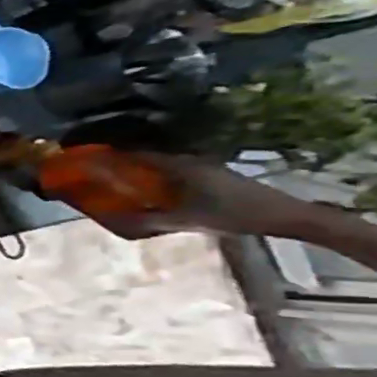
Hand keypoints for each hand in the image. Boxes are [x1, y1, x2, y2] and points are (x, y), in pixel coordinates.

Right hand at [93, 154, 318, 239]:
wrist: (287, 216)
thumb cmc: (235, 214)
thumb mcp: (188, 220)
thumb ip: (151, 220)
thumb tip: (115, 221)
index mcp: (181, 166)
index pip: (138, 155)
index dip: (113, 156)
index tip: (90, 160)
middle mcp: (191, 161)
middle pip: (149, 158)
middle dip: (125, 163)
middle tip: (103, 172)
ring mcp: (205, 167)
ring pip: (163, 165)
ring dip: (143, 171)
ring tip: (124, 181)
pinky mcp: (213, 176)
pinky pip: (176, 172)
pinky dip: (160, 178)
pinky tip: (154, 190)